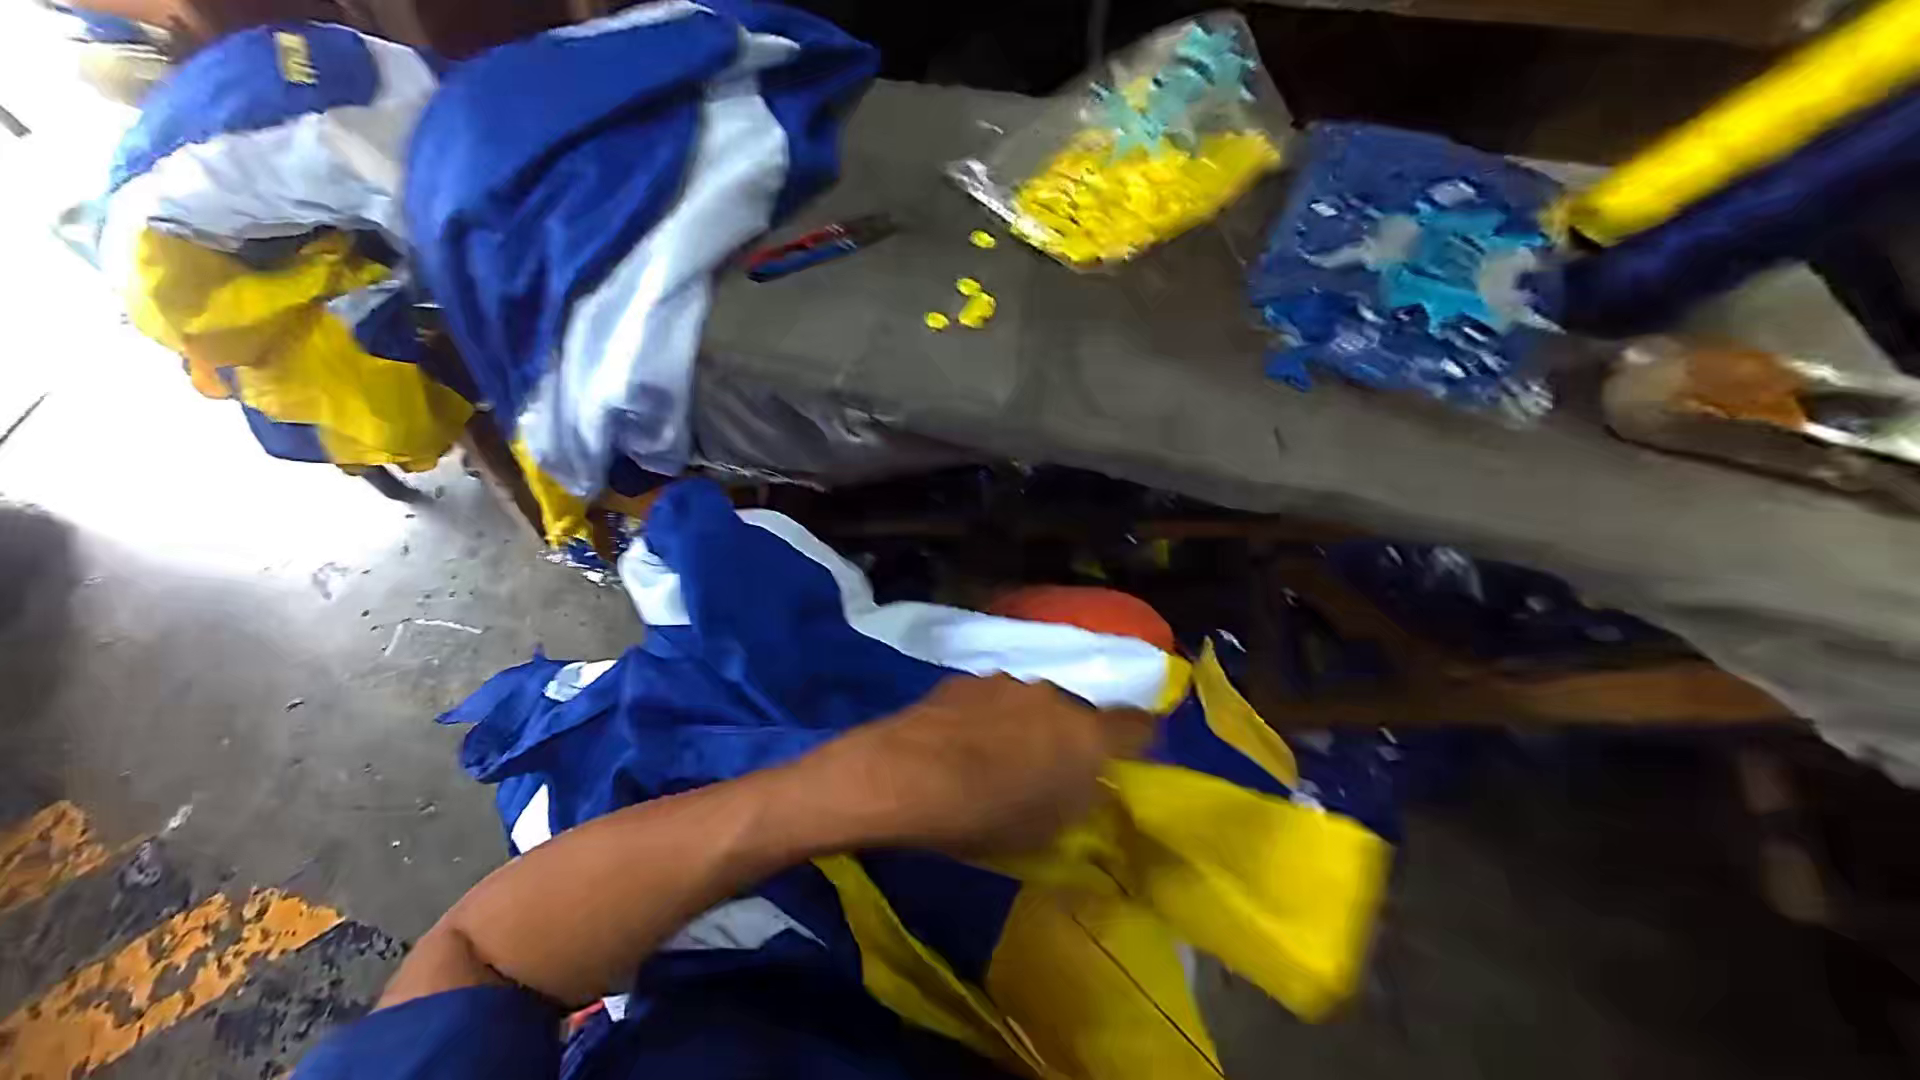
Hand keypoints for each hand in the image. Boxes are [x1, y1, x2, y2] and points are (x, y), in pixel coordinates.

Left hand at [791, 675, 1154, 855]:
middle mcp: (1055, 696)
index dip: (1138, 739)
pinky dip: (991, 716)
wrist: (905, 775)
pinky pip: (995, 698)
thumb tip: (1090, 782)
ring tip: (995, 757)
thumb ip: (1081, 799)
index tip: (1125, 757)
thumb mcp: (1048, 830)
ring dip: (1028, 724)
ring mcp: (1008, 681)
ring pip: (1034, 703)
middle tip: (1048, 768)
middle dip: (1072, 736)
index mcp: (1087, 734)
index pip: (1138, 725)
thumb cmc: (986, 815)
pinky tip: (962, 743)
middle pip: (1079, 713)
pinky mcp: (969, 679)